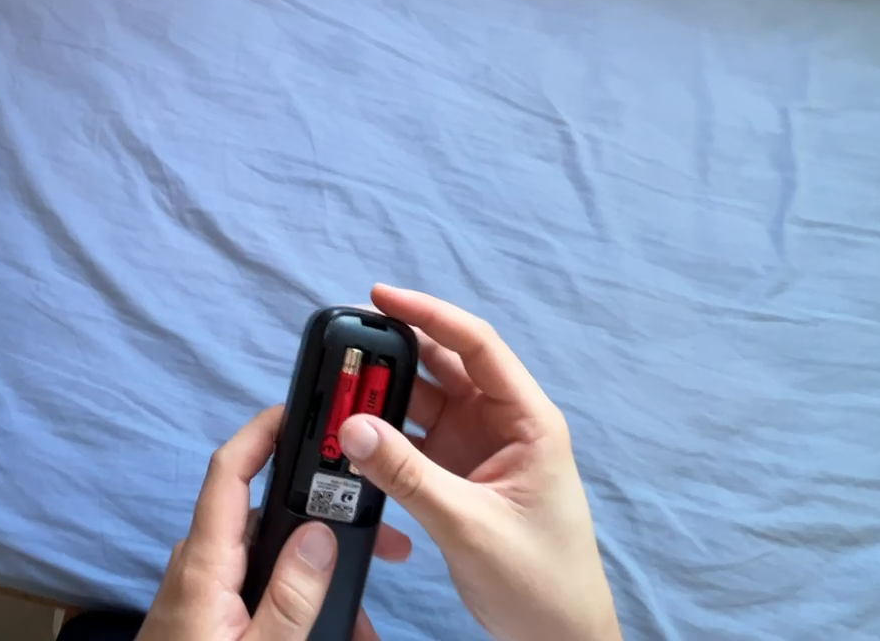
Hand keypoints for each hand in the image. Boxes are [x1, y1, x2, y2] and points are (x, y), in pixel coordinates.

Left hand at [140, 406, 410, 640]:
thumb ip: (289, 598)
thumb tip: (321, 533)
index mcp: (205, 559)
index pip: (229, 470)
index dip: (260, 430)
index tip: (299, 410)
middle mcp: (201, 561)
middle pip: (263, 512)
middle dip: (320, 512)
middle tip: (377, 528)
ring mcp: (204, 586)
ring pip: (268, 554)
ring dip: (316, 565)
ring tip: (368, 595)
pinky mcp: (210, 610)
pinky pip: (258, 585)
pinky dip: (297, 593)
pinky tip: (334, 622)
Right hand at [338, 285, 621, 640]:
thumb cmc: (540, 584)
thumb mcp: (469, 525)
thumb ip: (406, 474)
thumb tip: (349, 426)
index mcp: (525, 418)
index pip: (476, 343)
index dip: (429, 312)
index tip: (380, 295)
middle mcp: (499, 419)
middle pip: (442, 364)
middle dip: (394, 350)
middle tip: (345, 344)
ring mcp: (474, 443)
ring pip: (422, 398)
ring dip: (383, 393)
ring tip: (339, 388)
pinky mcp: (454, 468)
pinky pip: (412, 434)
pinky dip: (382, 430)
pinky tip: (353, 430)